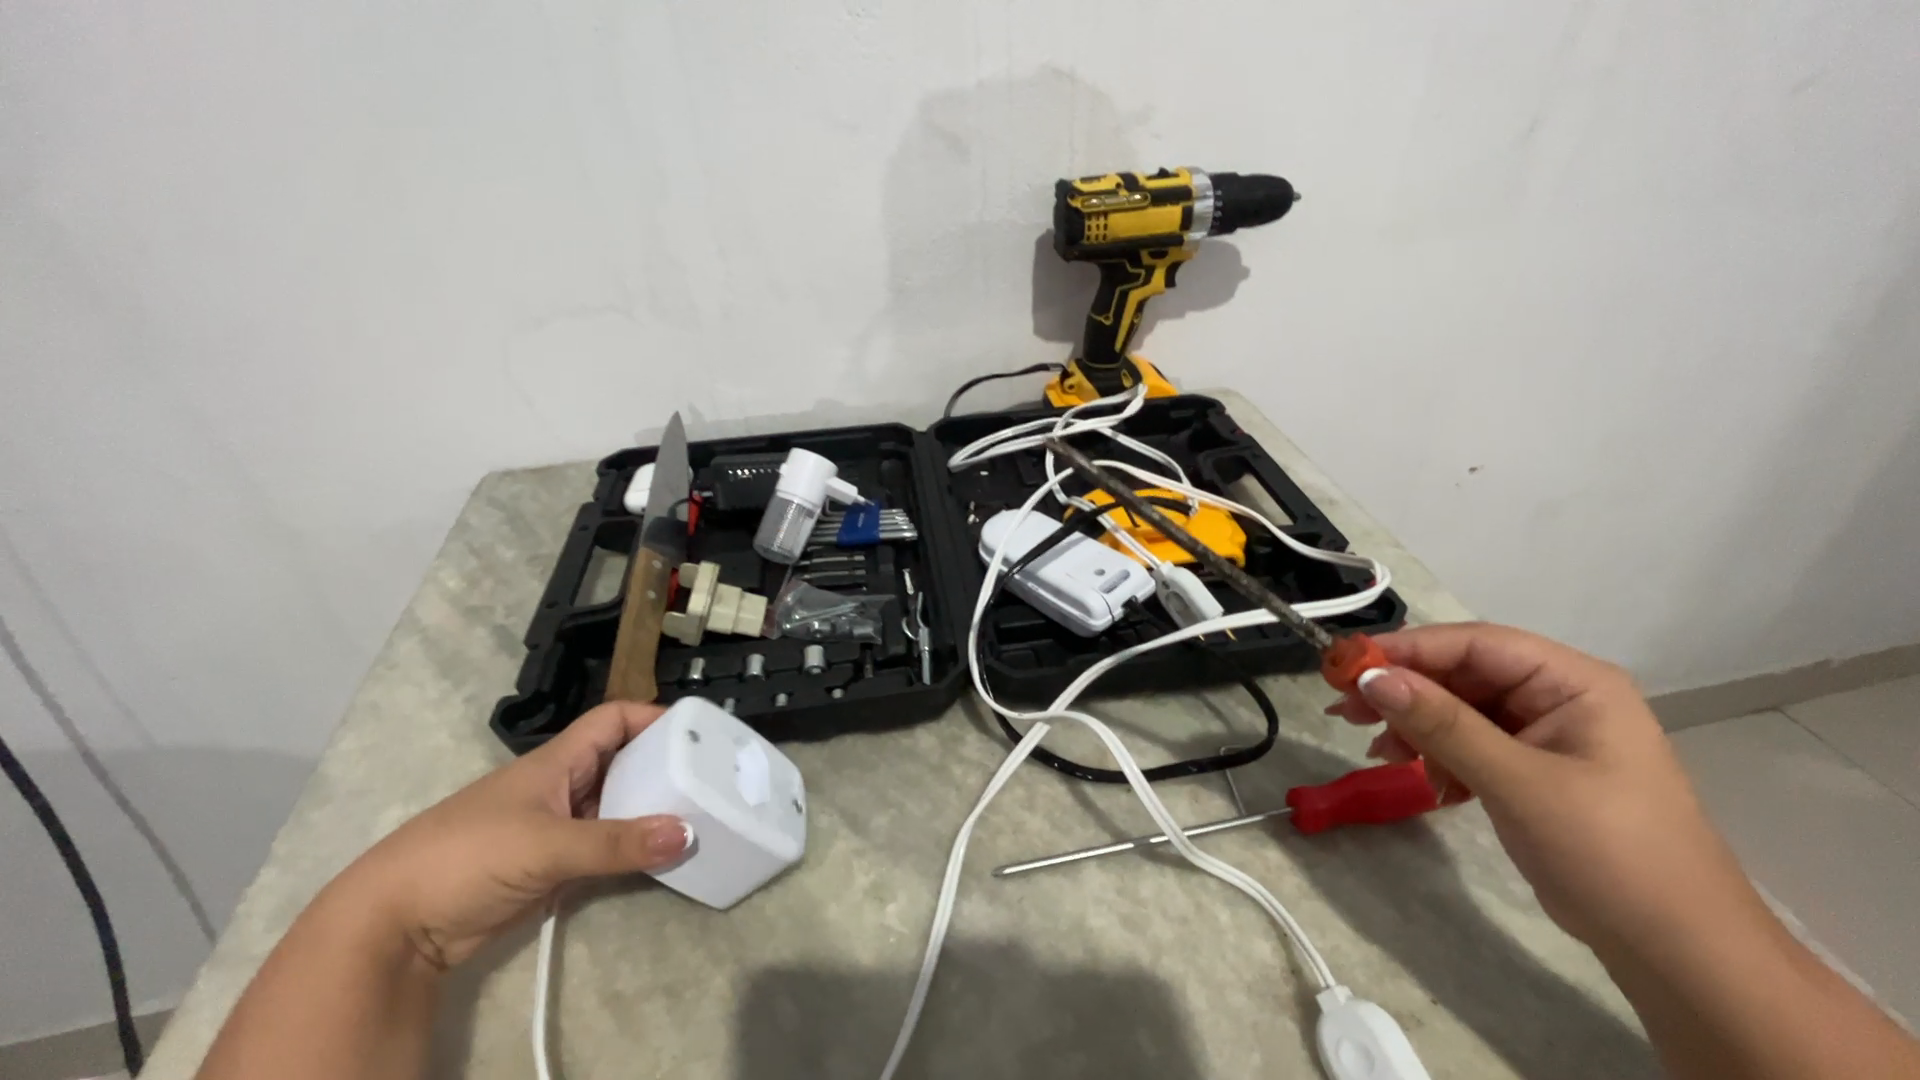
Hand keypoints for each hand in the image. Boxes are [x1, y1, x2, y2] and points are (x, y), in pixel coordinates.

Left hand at [336, 701, 689, 971]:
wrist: (393, 926)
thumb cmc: (464, 858)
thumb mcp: (545, 845)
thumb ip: (616, 842)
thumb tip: (686, 834)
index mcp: (555, 763)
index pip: (612, 720)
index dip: (652, 717)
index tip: (697, 734)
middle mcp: (560, 788)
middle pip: (622, 764)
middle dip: (664, 768)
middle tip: (712, 782)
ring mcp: (555, 830)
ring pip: (616, 809)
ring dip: (651, 814)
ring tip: (700, 821)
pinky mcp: (551, 869)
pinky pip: (604, 849)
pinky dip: (632, 851)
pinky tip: (661, 860)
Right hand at [1326, 623, 1753, 953]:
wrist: (1678, 949)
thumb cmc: (1609, 851)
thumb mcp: (1517, 782)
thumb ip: (1442, 724)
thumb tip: (1370, 678)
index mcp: (1574, 682)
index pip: (1477, 643)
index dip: (1408, 649)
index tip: (1346, 665)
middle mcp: (1561, 697)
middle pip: (1464, 673)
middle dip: (1405, 690)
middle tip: (1345, 709)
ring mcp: (1548, 735)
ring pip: (1462, 709)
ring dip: (1416, 726)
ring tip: (1377, 752)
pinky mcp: (1534, 771)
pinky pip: (1472, 744)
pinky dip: (1438, 755)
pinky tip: (1418, 777)